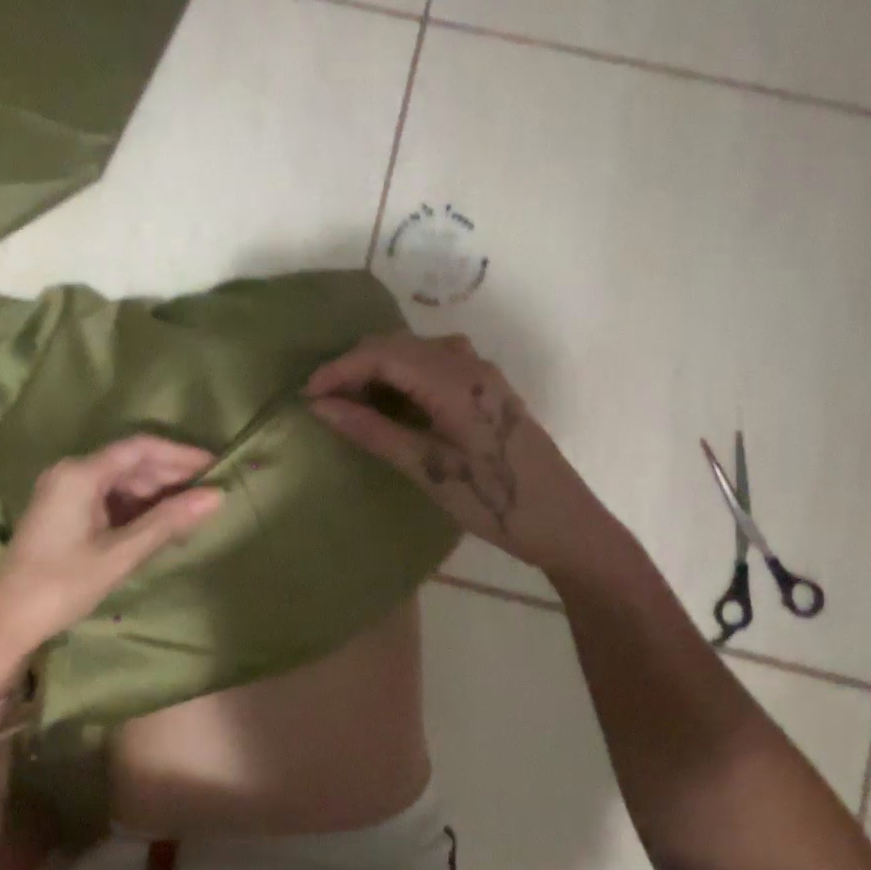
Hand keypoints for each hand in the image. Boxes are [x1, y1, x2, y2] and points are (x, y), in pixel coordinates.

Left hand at [0, 436, 223, 675]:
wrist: (6, 621)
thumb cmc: (62, 585)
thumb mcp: (119, 554)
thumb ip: (167, 522)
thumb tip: (217, 496)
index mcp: (79, 473)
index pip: (140, 448)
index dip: (181, 454)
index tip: (218, 465)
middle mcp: (69, 472)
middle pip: (130, 462)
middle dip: (170, 476)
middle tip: (211, 493)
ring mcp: (63, 492)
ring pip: (119, 482)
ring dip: (155, 494)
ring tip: (193, 512)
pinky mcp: (62, 513)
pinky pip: (106, 499)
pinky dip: (135, 509)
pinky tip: (161, 525)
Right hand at [305, 331, 622, 577]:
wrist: (564, 523)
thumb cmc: (493, 502)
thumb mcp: (427, 469)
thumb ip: (373, 431)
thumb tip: (319, 407)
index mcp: (455, 382)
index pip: (383, 355)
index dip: (339, 370)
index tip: (306, 396)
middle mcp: (469, 366)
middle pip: (397, 345)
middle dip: (354, 366)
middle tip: (322, 402)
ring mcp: (481, 376)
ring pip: (415, 352)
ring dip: (377, 369)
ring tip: (349, 402)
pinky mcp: (486, 391)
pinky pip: (433, 364)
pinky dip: (401, 376)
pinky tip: (389, 402)